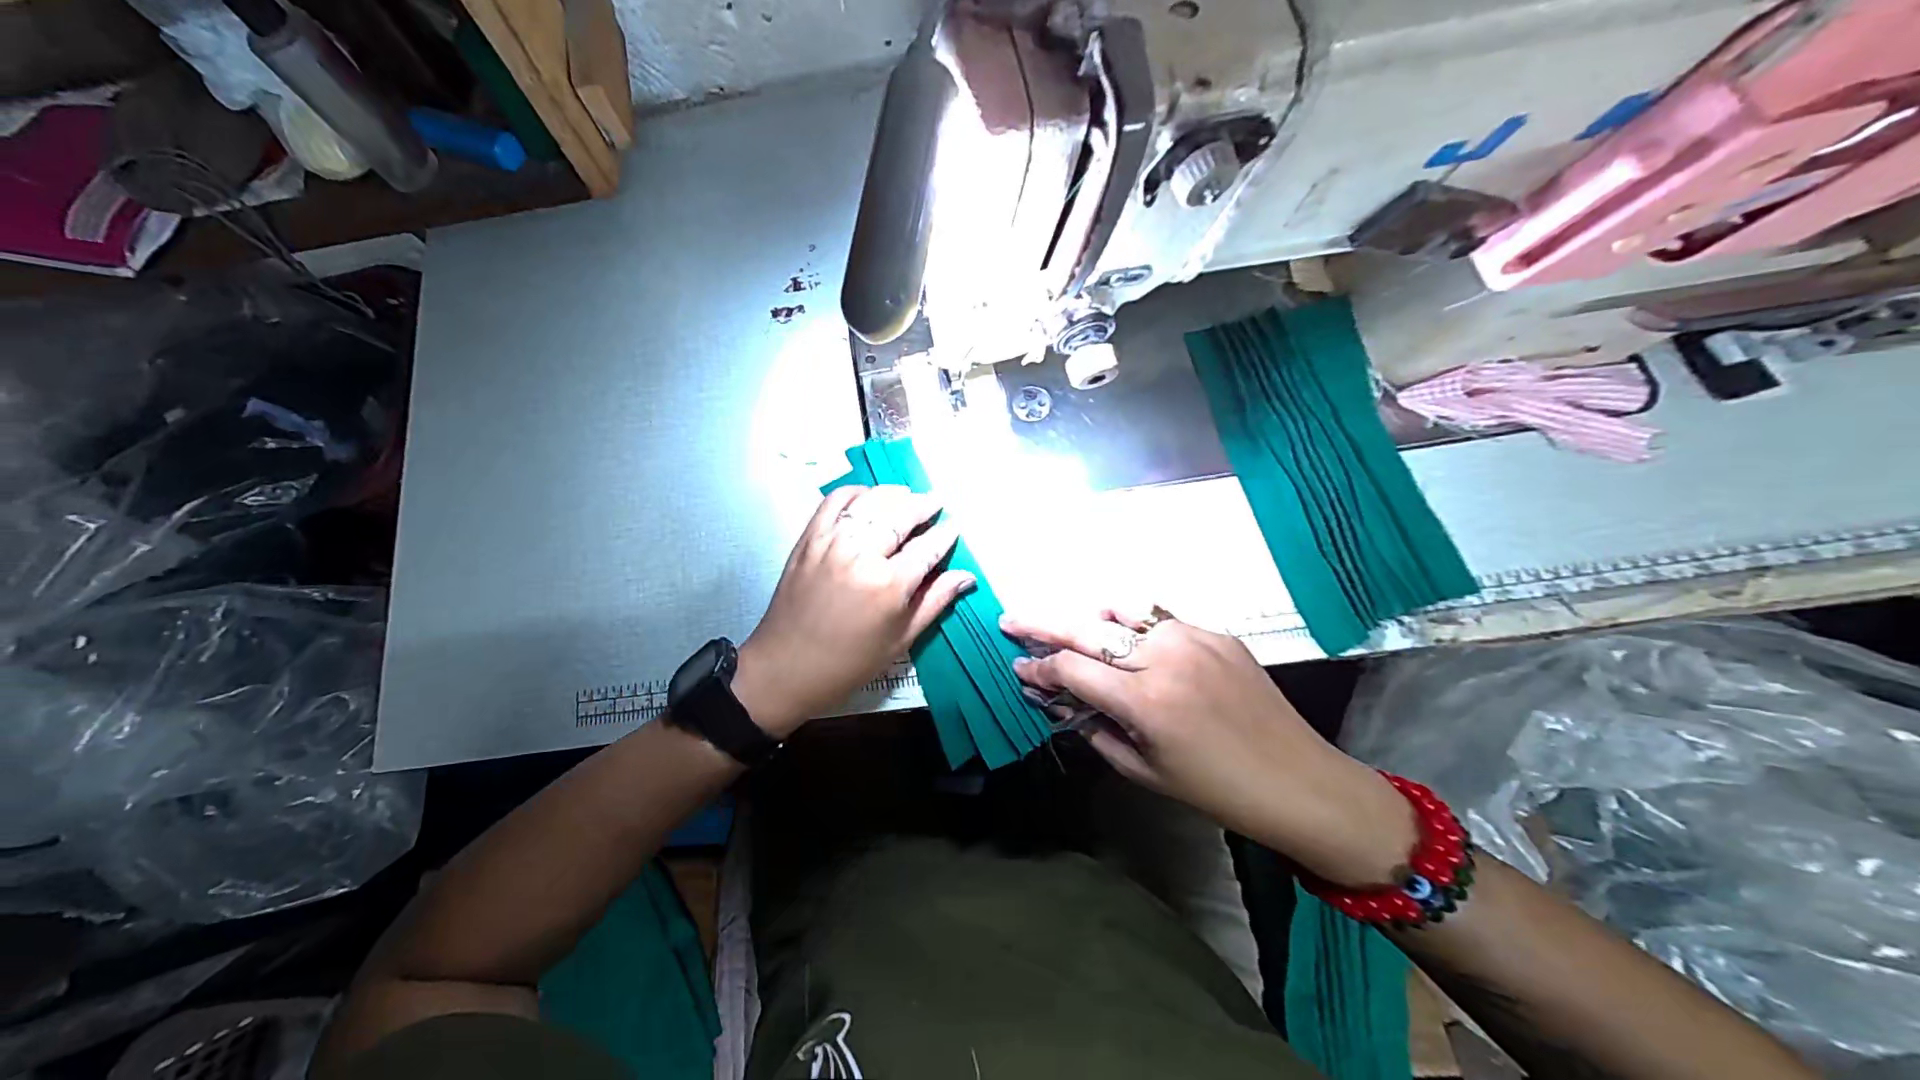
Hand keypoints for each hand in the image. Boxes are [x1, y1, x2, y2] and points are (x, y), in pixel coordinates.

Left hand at [734, 485, 972, 738]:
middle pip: (901, 516)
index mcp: (888, 585)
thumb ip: (935, 601)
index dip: (945, 535)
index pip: (927, 548)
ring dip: (893, 495)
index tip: (956, 526)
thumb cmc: (849, 663)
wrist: (786, 668)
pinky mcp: (808, 539)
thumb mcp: (900, 639)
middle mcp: (861, 555)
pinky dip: (853, 494)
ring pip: (870, 504)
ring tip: (908, 495)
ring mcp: (831, 543)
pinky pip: (833, 503)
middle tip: (937, 502)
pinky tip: (868, 497)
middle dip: (924, 506)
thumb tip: (966, 576)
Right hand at [1002, 609, 1416, 887]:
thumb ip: (1093, 727)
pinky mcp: (1217, 633)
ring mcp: (1194, 638)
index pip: (1071, 670)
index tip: (1018, 669)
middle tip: (1011, 619)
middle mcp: (1164, 657)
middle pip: (1086, 629)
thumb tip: (1055, 698)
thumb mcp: (1142, 769)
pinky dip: (1135, 625)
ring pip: (1123, 615)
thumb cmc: (1213, 789)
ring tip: (1070, 629)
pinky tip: (1123, 632)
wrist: (1296, 779)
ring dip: (1091, 622)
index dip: (1039, 668)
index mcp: (1144, 700)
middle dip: (1042, 624)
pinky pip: (1161, 621)